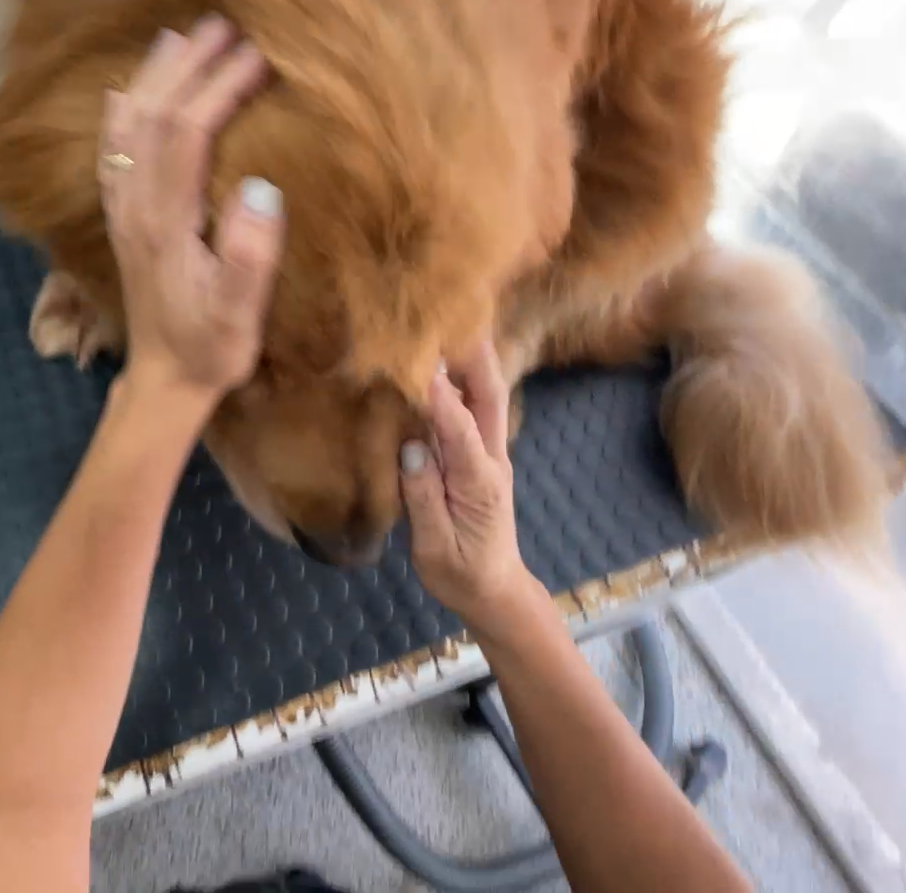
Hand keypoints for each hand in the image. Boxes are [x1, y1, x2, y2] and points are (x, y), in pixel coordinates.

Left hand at [100, 16, 283, 405]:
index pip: (186, 135)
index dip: (218, 89)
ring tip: (178, 38)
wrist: (163, 380)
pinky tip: (120, 93)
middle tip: (222, 25)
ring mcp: (122, 213)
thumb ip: (248, 257)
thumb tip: (261, 189)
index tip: (256, 56)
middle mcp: (134, 208)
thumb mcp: (240, 316)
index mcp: (165, 223)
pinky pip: (110, 156)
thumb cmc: (211, 350)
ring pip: (125, 129)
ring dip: (151, 80)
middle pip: (151, 118)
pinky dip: (117, 116)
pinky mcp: (122, 221)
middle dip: (186, 67)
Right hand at [400, 342, 531, 616]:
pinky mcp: (481, 457)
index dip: (440, 394)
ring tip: (452, 324)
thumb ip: (424, 500)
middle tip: (456, 315)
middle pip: (489, 397)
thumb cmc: (462, 574)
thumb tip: (410, 449)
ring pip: (486, 397)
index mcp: (478, 483)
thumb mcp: (436, 549)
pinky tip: (445, 362)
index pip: (458, 430)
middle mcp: (491, 459)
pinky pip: (475, 410)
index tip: (422, 359)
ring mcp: (490, 456)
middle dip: (475, 355)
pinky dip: (464, 381)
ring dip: (472, 360)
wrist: (495, 591)